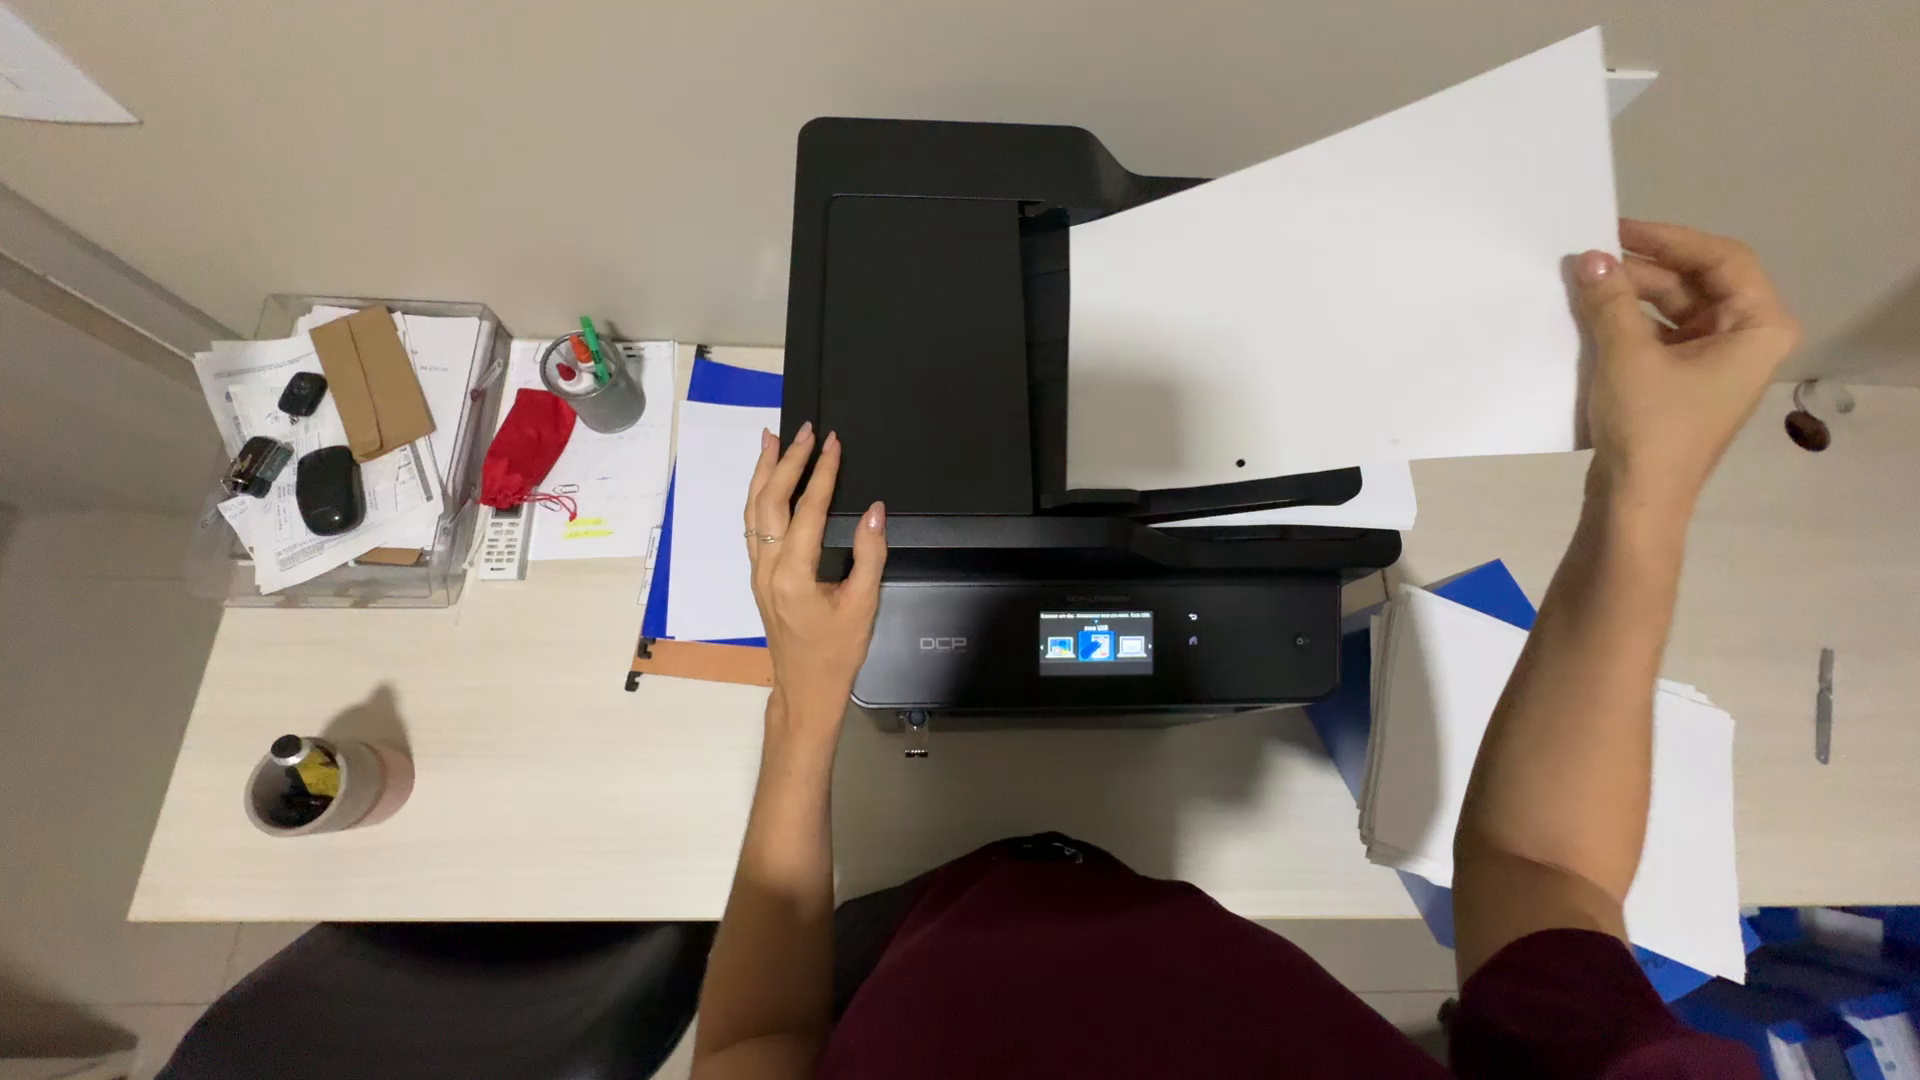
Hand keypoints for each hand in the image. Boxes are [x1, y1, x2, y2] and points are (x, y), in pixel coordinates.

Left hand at [743, 423, 887, 735]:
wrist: (804, 688)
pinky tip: (766, 481)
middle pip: (768, 501)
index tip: (834, 444)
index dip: (822, 473)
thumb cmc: (837, 652)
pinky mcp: (758, 576)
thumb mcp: (863, 605)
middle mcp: (766, 568)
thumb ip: (869, 554)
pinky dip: (758, 495)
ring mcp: (757, 571)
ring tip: (772, 439)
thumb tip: (876, 510)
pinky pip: (753, 525)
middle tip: (804, 430)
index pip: (806, 510)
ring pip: (752, 511)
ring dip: (762, 472)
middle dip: (786, 461)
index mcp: (793, 575)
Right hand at [1572, 219, 1800, 510]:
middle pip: (1694, 286)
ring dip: (1628, 299)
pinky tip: (1589, 323)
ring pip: (1670, 312)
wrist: (1639, 496)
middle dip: (1642, 272)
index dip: (1669, 240)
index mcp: (1758, 326)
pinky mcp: (1678, 383)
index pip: (1721, 261)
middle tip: (1587, 264)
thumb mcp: (1627, 357)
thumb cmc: (1650, 425)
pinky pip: (1655, 339)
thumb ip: (1610, 303)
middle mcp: (1744, 338)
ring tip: (1582, 290)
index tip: (1616, 231)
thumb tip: (1587, 259)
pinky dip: (1624, 327)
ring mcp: (1711, 363)